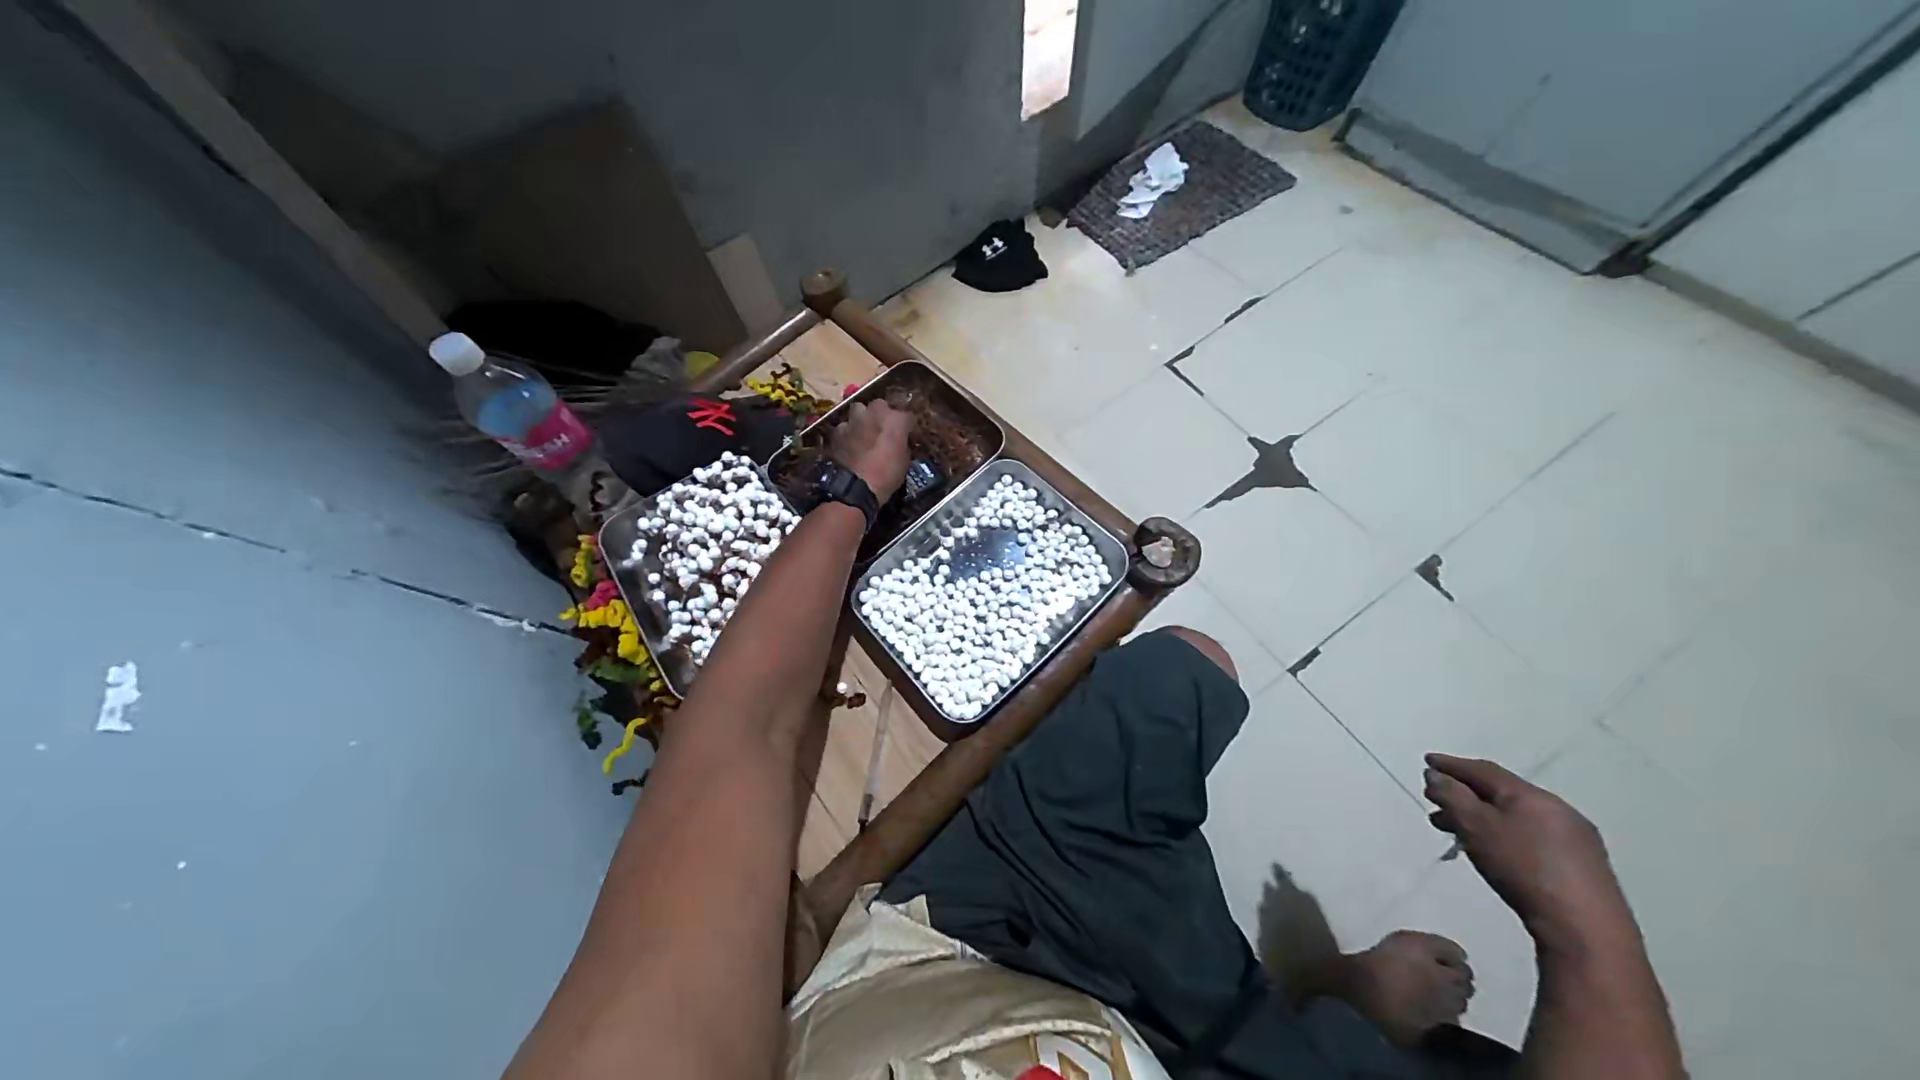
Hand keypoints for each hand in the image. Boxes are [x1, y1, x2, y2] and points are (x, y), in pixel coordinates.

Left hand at [829, 401, 913, 502]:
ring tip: (864, 431)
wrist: (855, 487)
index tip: (909, 437)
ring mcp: (854, 420)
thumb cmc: (887, 476)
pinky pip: (845, 426)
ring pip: (859, 410)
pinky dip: (847, 432)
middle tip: (884, 430)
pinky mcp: (838, 430)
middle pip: (881, 406)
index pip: (908, 416)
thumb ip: (903, 445)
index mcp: (896, 419)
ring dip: (863, 418)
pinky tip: (848, 443)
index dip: (908, 428)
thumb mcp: (905, 461)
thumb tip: (901, 443)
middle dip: (883, 415)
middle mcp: (875, 412)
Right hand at [1423, 754, 1631, 948]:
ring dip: (1481, 816)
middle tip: (1434, 800)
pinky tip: (1494, 849)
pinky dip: (1505, 832)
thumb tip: (1436, 776)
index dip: (1451, 764)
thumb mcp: (1474, 826)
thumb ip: (1451, 796)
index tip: (1427, 761)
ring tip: (1455, 830)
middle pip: (1501, 792)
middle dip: (1463, 793)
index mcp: (1531, 795)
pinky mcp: (1584, 863)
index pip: (1483, 770)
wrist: (1585, 928)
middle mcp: (1557, 808)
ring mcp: (1576, 837)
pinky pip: (1533, 833)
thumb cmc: (1522, 868)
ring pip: (1516, 814)